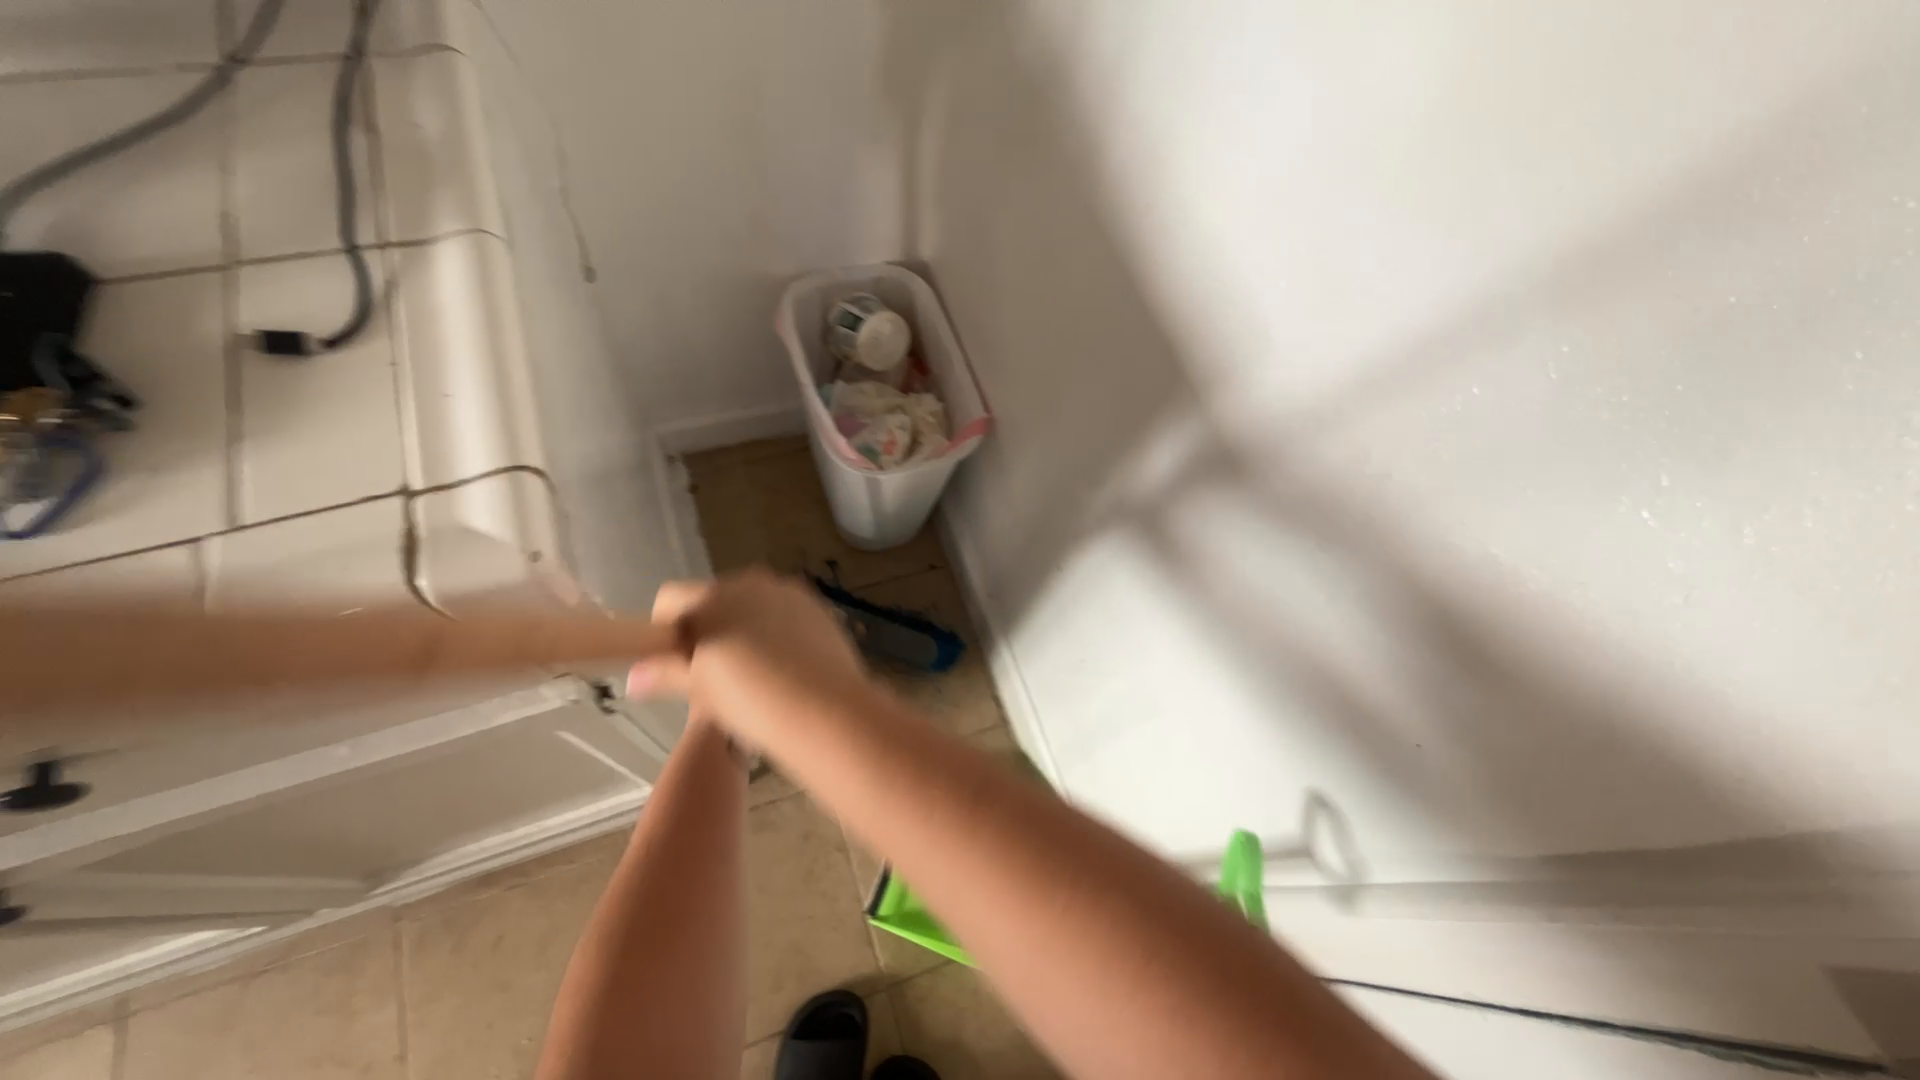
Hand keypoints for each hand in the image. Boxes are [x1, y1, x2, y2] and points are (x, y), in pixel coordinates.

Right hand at [625, 569, 877, 743]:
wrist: (823, 707)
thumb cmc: (751, 698)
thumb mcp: (700, 688)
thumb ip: (665, 673)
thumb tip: (634, 678)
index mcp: (712, 597)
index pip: (670, 599)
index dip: (666, 630)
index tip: (676, 663)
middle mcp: (749, 582)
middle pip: (712, 598)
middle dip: (707, 628)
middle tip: (713, 673)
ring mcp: (787, 592)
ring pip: (750, 604)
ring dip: (742, 628)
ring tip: (753, 674)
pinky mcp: (816, 606)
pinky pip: (783, 613)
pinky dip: (777, 631)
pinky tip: (786, 667)